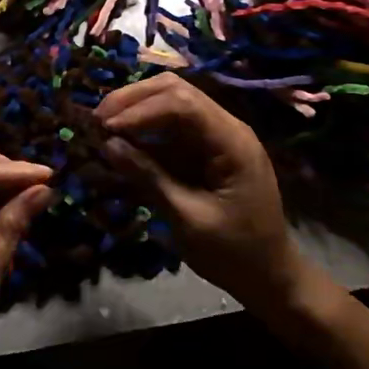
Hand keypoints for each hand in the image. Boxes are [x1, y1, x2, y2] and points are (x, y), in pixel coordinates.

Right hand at [97, 74, 308, 310]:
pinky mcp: (204, 150)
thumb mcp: (188, 218)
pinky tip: (120, 140)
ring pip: (170, 102)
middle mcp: (226, 127)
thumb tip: (108, 145)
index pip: (182, 103)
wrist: (271, 277)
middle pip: (175, 91)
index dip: (138, 109)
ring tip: (102, 127)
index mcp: (232, 141)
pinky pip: (170, 126)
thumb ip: (149, 177)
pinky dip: (143, 128)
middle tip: (97, 121)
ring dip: (135, 109)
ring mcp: (216, 137)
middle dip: (133, 100)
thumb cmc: (235, 252)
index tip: (103, 128)